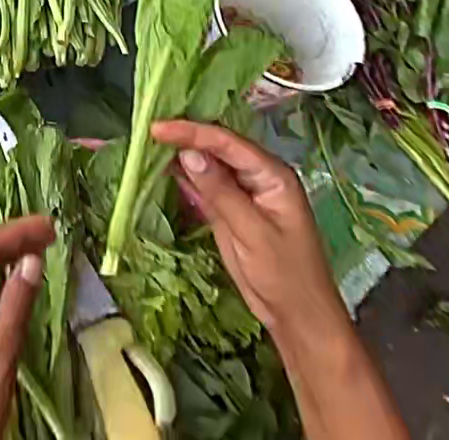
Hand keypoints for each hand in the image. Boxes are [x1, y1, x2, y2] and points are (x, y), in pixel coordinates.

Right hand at [149, 120, 345, 339]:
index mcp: (271, 173)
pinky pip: (206, 187)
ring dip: (182, 155)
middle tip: (150, 130)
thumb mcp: (252, 233)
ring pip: (209, 165)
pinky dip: (186, 179)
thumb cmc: (285, 275)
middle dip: (186, 136)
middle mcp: (257, 175)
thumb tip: (188, 153)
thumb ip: (220, 191)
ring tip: (150, 144)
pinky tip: (164, 171)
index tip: (158, 128)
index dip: (192, 132)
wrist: (298, 318)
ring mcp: (243, 192)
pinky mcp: (230, 211)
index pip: (227, 142)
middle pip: (218, 147)